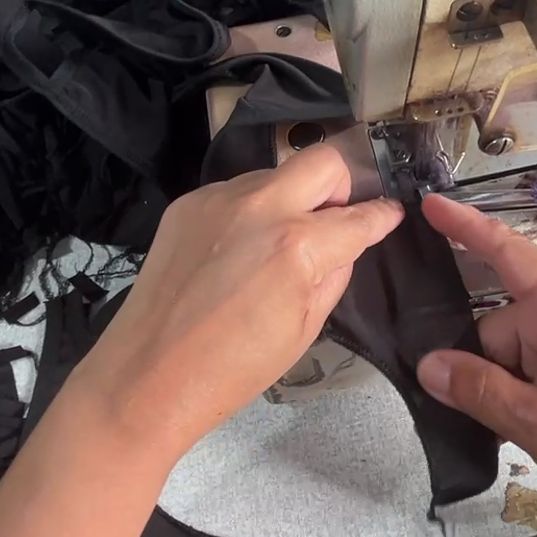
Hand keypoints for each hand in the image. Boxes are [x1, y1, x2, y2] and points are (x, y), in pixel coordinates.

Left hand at [68, 146, 403, 459]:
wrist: (146, 377)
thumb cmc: (233, 369)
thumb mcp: (306, 328)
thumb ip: (336, 273)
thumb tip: (347, 242)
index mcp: (297, 246)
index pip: (360, 216)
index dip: (383, 215)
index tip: (390, 213)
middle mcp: (260, 207)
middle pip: (323, 160)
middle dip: (342, 185)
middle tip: (333, 219)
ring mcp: (219, 198)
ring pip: (276, 174)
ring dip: (290, 199)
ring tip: (274, 244)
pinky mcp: (189, 201)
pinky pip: (238, 191)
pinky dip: (251, 211)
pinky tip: (235, 249)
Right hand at [414, 195, 536, 534]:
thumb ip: (479, 389)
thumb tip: (427, 365)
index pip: (509, 254)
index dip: (466, 226)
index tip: (429, 204)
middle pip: (494, 322)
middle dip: (470, 355)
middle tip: (438, 391)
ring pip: (501, 354)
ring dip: (487, 385)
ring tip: (483, 426)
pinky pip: (518, 375)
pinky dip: (502, 398)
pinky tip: (496, 430)